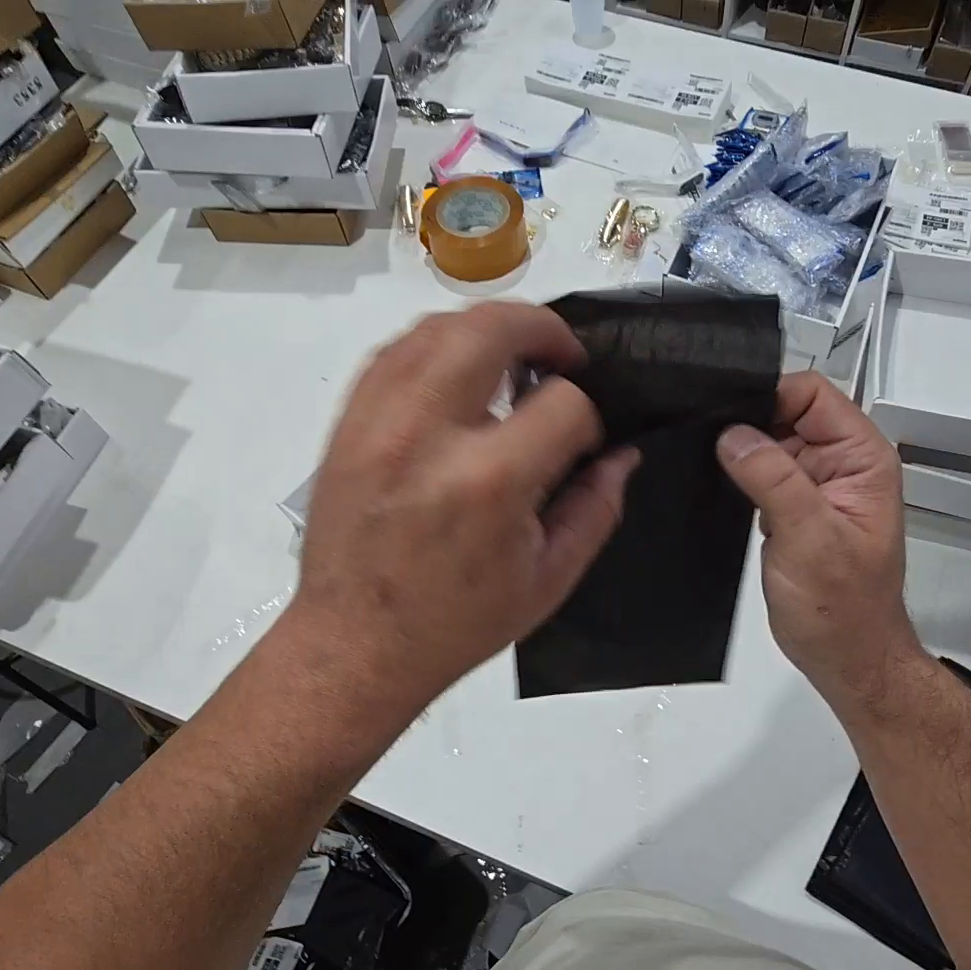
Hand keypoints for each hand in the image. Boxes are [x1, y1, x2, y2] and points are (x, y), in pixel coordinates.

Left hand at [292, 302, 639, 715]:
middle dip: (545, 329)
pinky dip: (436, 347)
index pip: (563, 403)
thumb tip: (622, 454)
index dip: (590, 416)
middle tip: (565, 356)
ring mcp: (378, 421)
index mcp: (489, 481)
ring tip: (515, 359)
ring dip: (488, 330)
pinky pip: (394, 352)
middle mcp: (429, 433)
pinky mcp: (348, 424)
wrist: (356, 643)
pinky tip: (458, 375)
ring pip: (437, 326)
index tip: (586, 441)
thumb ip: (596, 507)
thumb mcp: (549, 579)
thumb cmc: (459, 622)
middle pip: (492, 328)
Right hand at [716, 372, 917, 696]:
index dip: (771, 397)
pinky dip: (738, 476)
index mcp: (861, 459)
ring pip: (768, 442)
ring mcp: (813, 486)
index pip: (813, 394)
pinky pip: (759, 473)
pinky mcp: (790, 508)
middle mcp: (840, 465)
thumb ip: (773, 479)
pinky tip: (719, 487)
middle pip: (787, 413)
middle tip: (710, 444)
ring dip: (740, 452)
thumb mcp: (810, 538)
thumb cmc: (843, 609)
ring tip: (711, 467)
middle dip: (749, 423)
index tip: (729, 417)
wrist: (844, 656)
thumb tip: (732, 434)